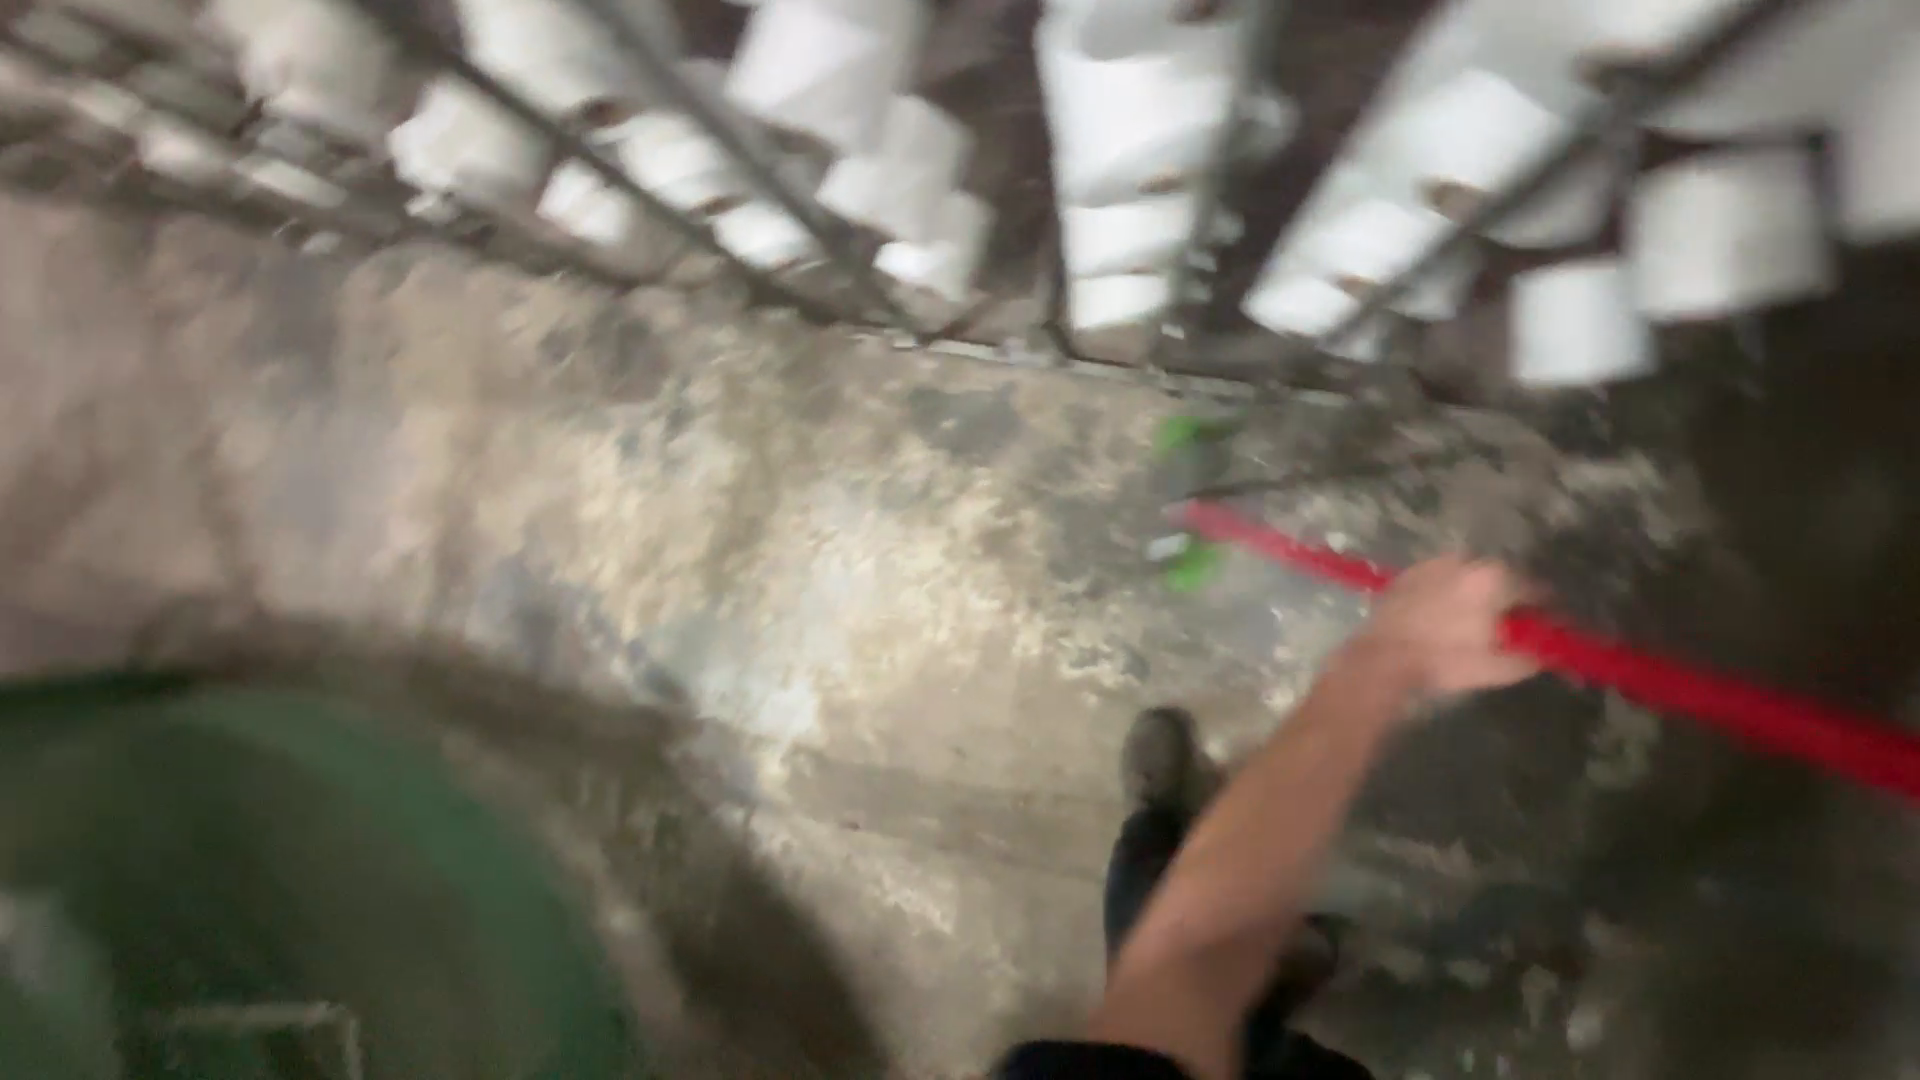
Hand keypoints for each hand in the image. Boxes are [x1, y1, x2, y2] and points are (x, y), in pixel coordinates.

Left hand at [1351, 555, 1539, 698]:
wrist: (1383, 656)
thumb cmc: (1444, 660)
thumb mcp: (1499, 667)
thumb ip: (1532, 656)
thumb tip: (1548, 652)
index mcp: (1494, 578)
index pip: (1536, 590)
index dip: (1545, 610)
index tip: (1546, 625)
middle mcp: (1464, 562)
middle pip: (1500, 578)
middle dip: (1508, 597)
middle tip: (1508, 622)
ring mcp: (1431, 564)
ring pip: (1467, 576)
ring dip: (1476, 592)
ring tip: (1473, 618)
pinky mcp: (1406, 573)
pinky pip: (1438, 579)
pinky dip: (1447, 591)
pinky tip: (1443, 612)